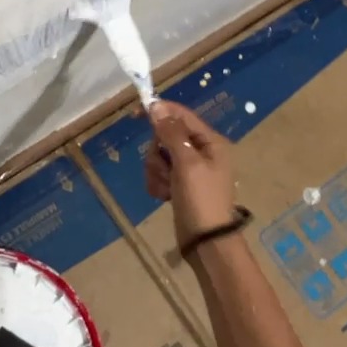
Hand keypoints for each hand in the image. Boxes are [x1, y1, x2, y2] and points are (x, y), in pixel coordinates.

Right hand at [144, 101, 237, 246]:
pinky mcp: (179, 185)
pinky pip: (159, 174)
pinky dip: (158, 184)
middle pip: (166, 137)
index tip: (136, 113)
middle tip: (164, 169)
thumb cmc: (201, 198)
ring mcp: (189, 170)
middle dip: (158, 154)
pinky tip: (164, 197)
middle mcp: (200, 152)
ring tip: (166, 188)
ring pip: (159, 157)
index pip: (181, 116)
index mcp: (209, 142)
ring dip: (157, 172)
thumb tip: (156, 105)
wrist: (205, 241)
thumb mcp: (186, 163)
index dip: (160, 112)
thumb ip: (171, 133)